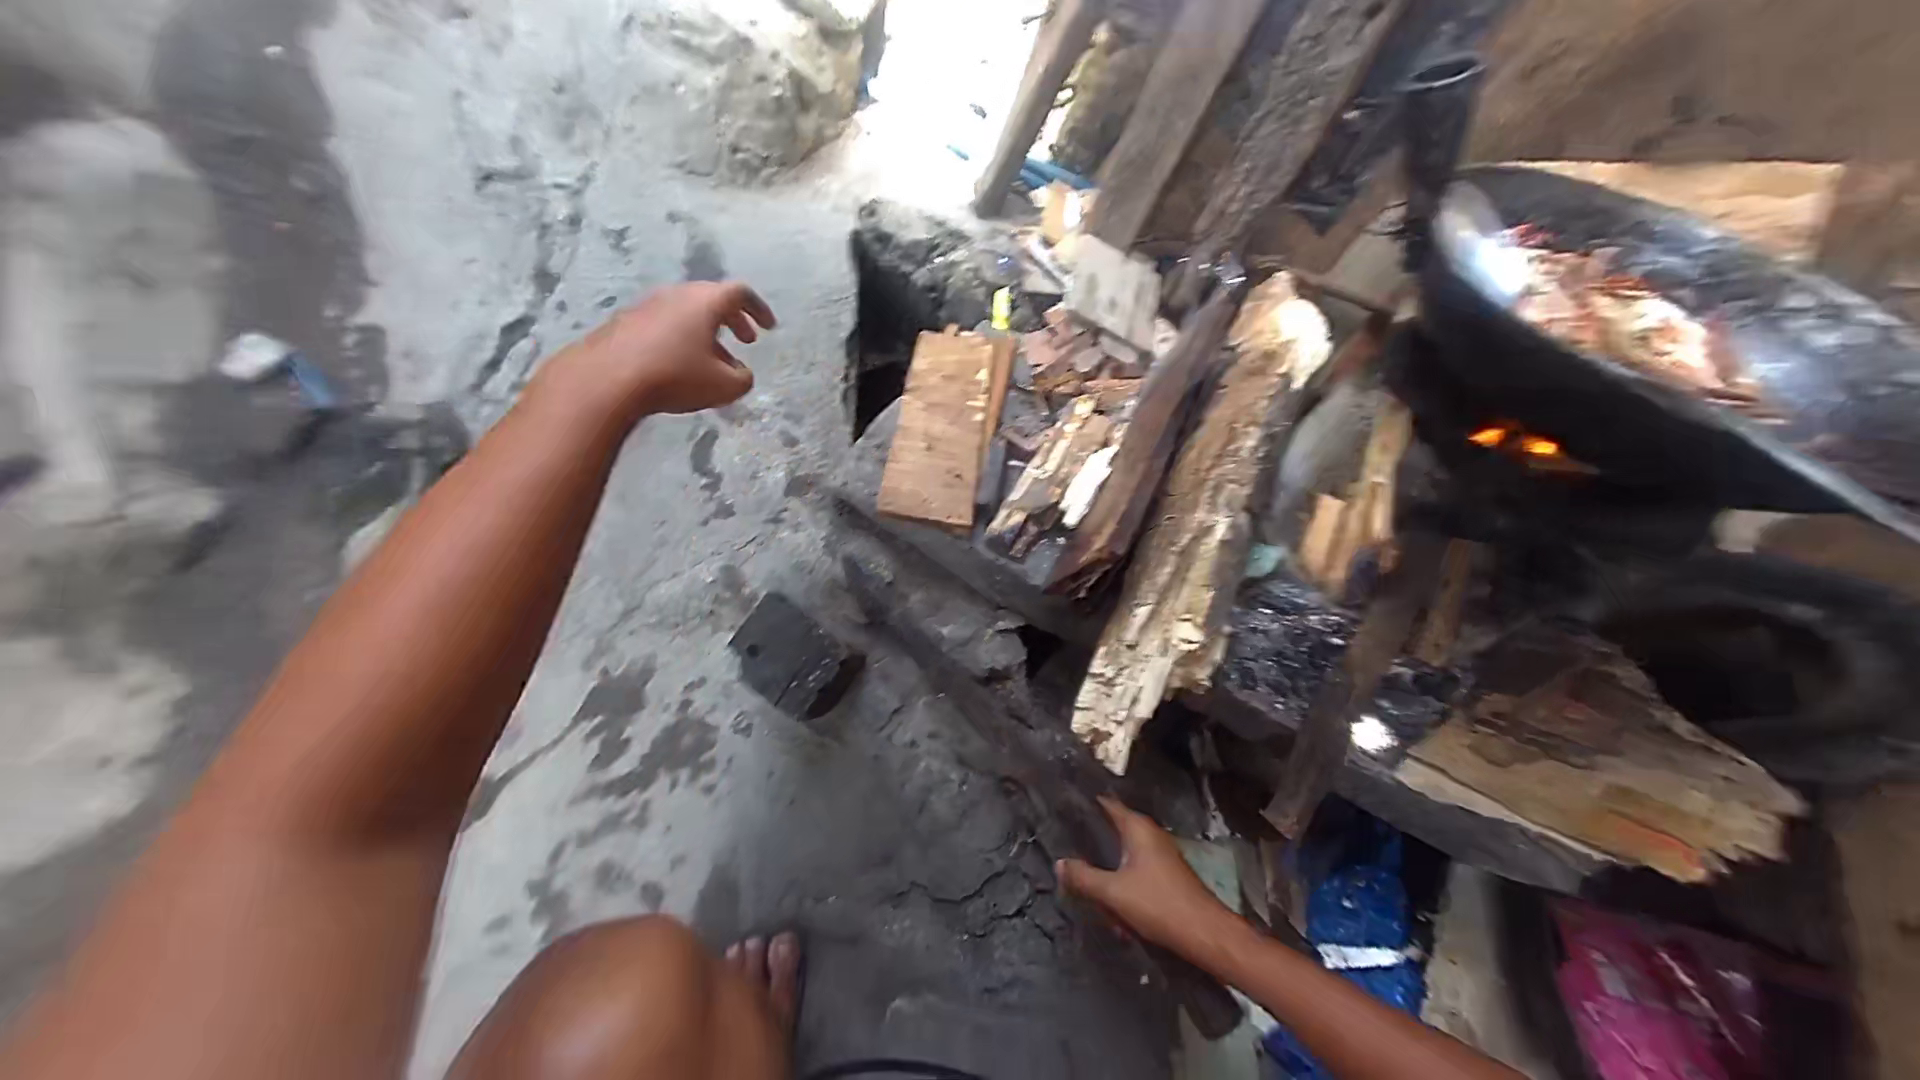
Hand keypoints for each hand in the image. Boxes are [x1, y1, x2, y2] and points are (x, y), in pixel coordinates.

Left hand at [539, 281, 777, 424]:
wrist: (607, 379)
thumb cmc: (675, 376)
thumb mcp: (724, 386)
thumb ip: (743, 379)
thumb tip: (741, 374)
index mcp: (705, 302)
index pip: (740, 293)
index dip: (759, 309)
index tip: (769, 327)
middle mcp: (677, 295)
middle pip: (712, 299)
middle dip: (733, 319)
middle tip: (746, 340)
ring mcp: (648, 306)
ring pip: (687, 313)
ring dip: (707, 332)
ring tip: (715, 360)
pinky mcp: (627, 323)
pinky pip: (665, 324)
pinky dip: (682, 339)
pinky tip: (681, 365)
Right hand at [1055, 796, 1236, 956]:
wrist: (1206, 935)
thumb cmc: (1159, 905)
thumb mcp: (1113, 892)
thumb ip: (1083, 877)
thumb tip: (1059, 863)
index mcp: (1137, 827)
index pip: (1106, 803)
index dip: (1085, 803)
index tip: (1062, 805)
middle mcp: (1149, 834)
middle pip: (1112, 830)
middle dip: (1091, 845)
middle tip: (1066, 852)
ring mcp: (1159, 855)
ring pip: (1122, 856)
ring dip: (1107, 874)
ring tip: (1087, 889)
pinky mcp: (1165, 876)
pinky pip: (1134, 872)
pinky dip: (1122, 886)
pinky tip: (1114, 910)